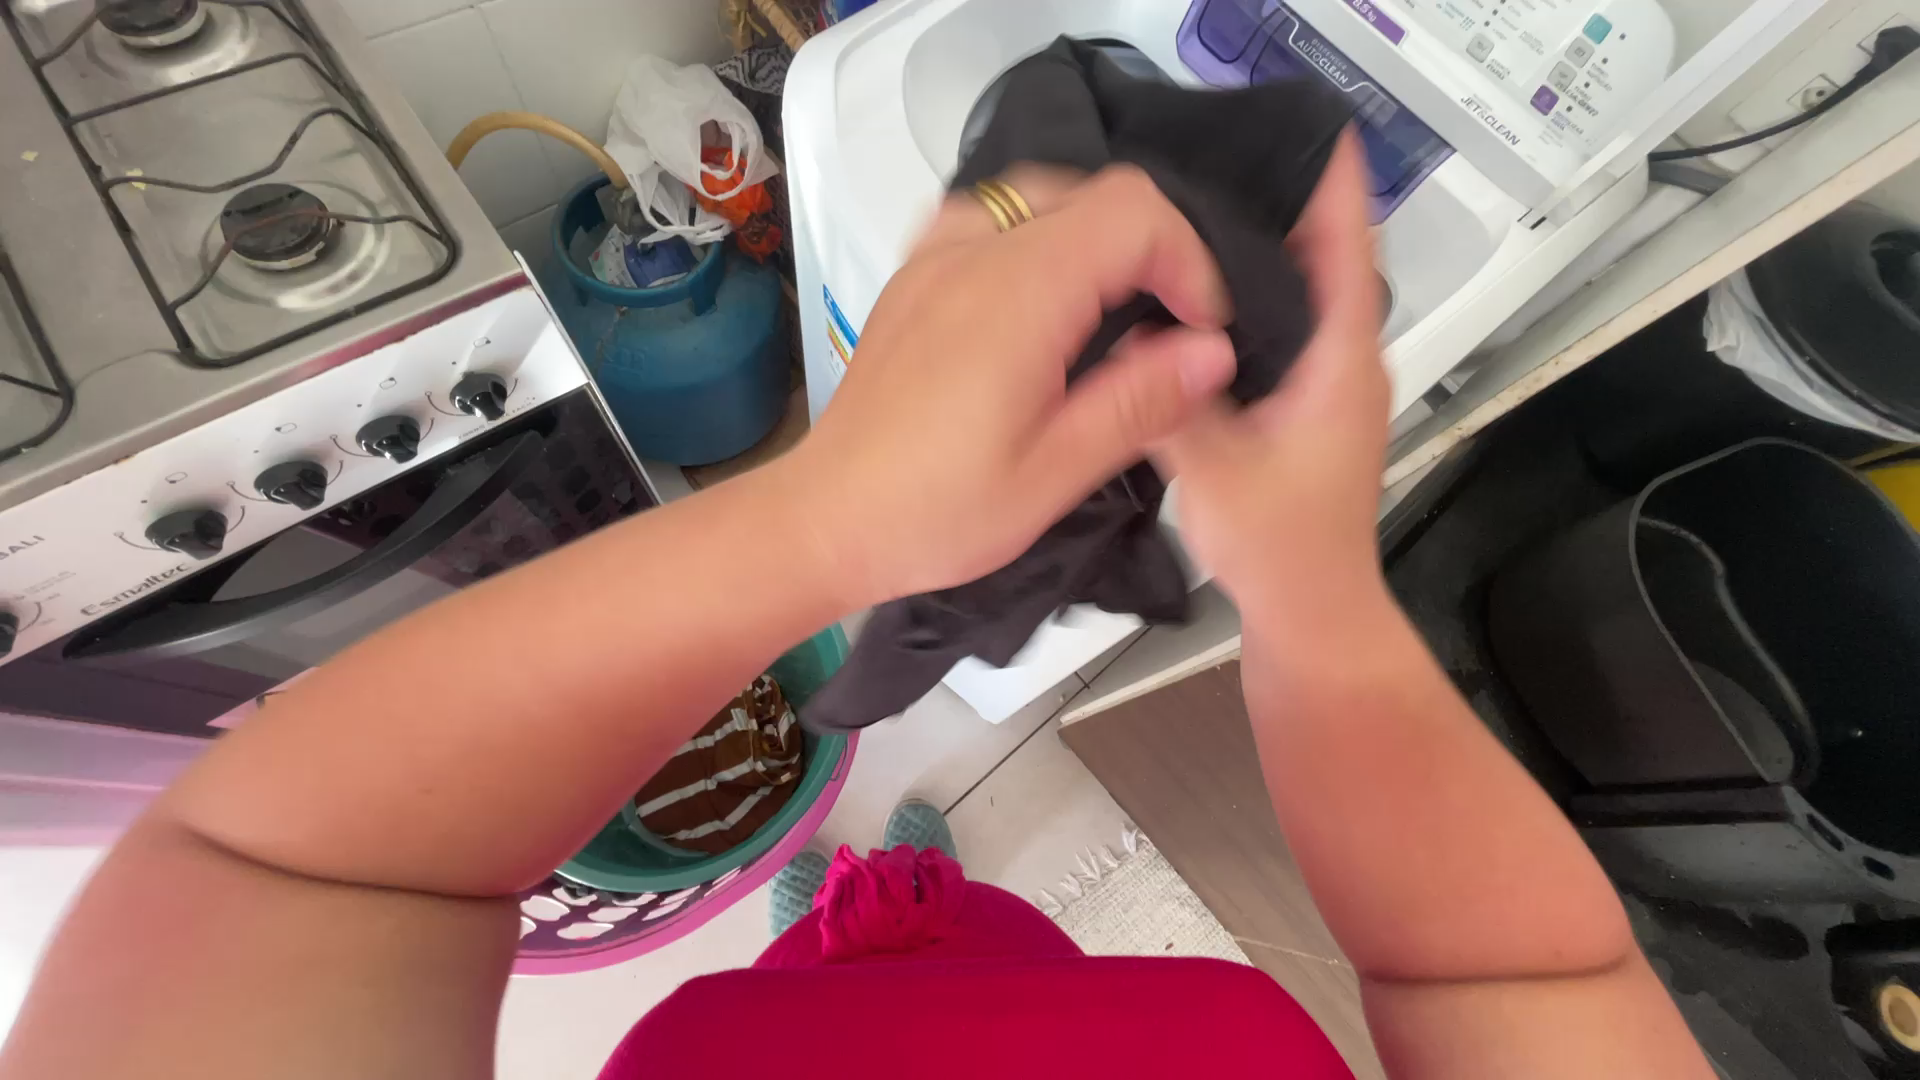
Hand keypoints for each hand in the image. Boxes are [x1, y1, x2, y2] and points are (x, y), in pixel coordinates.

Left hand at [783, 166, 1238, 609]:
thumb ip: (1137, 403)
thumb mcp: (1052, 474)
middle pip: (1091, 195)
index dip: (1190, 262)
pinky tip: (1031, 297)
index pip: (1134, 215)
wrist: (826, 520)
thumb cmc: (937, 512)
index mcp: (1019, 295)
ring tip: (1106, 309)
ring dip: (1090, 238)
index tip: (1200, 332)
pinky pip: (982, 220)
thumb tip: (1212, 352)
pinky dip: (1029, 238)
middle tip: (1163, 325)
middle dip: (1150, 249)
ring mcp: (930, 261)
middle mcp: (971, 254)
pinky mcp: (909, 283)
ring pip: (1035, 196)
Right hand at [1156, 135, 1393, 632]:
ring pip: (1306, 305)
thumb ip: (1171, 399)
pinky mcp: (1308, 414)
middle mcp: (1347, 368)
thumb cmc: (1276, 544)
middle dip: (1289, 216)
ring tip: (1208, 229)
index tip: (1311, 140)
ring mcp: (1331, 392)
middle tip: (1224, 180)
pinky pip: (1286, 339)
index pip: (1348, 256)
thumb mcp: (1212, 465)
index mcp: (1339, 367)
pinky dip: (1257, 311)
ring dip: (1272, 263)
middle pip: (1329, 268)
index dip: (1335, 193)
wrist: (1306, 606)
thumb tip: (1134, 341)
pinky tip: (1204, 312)